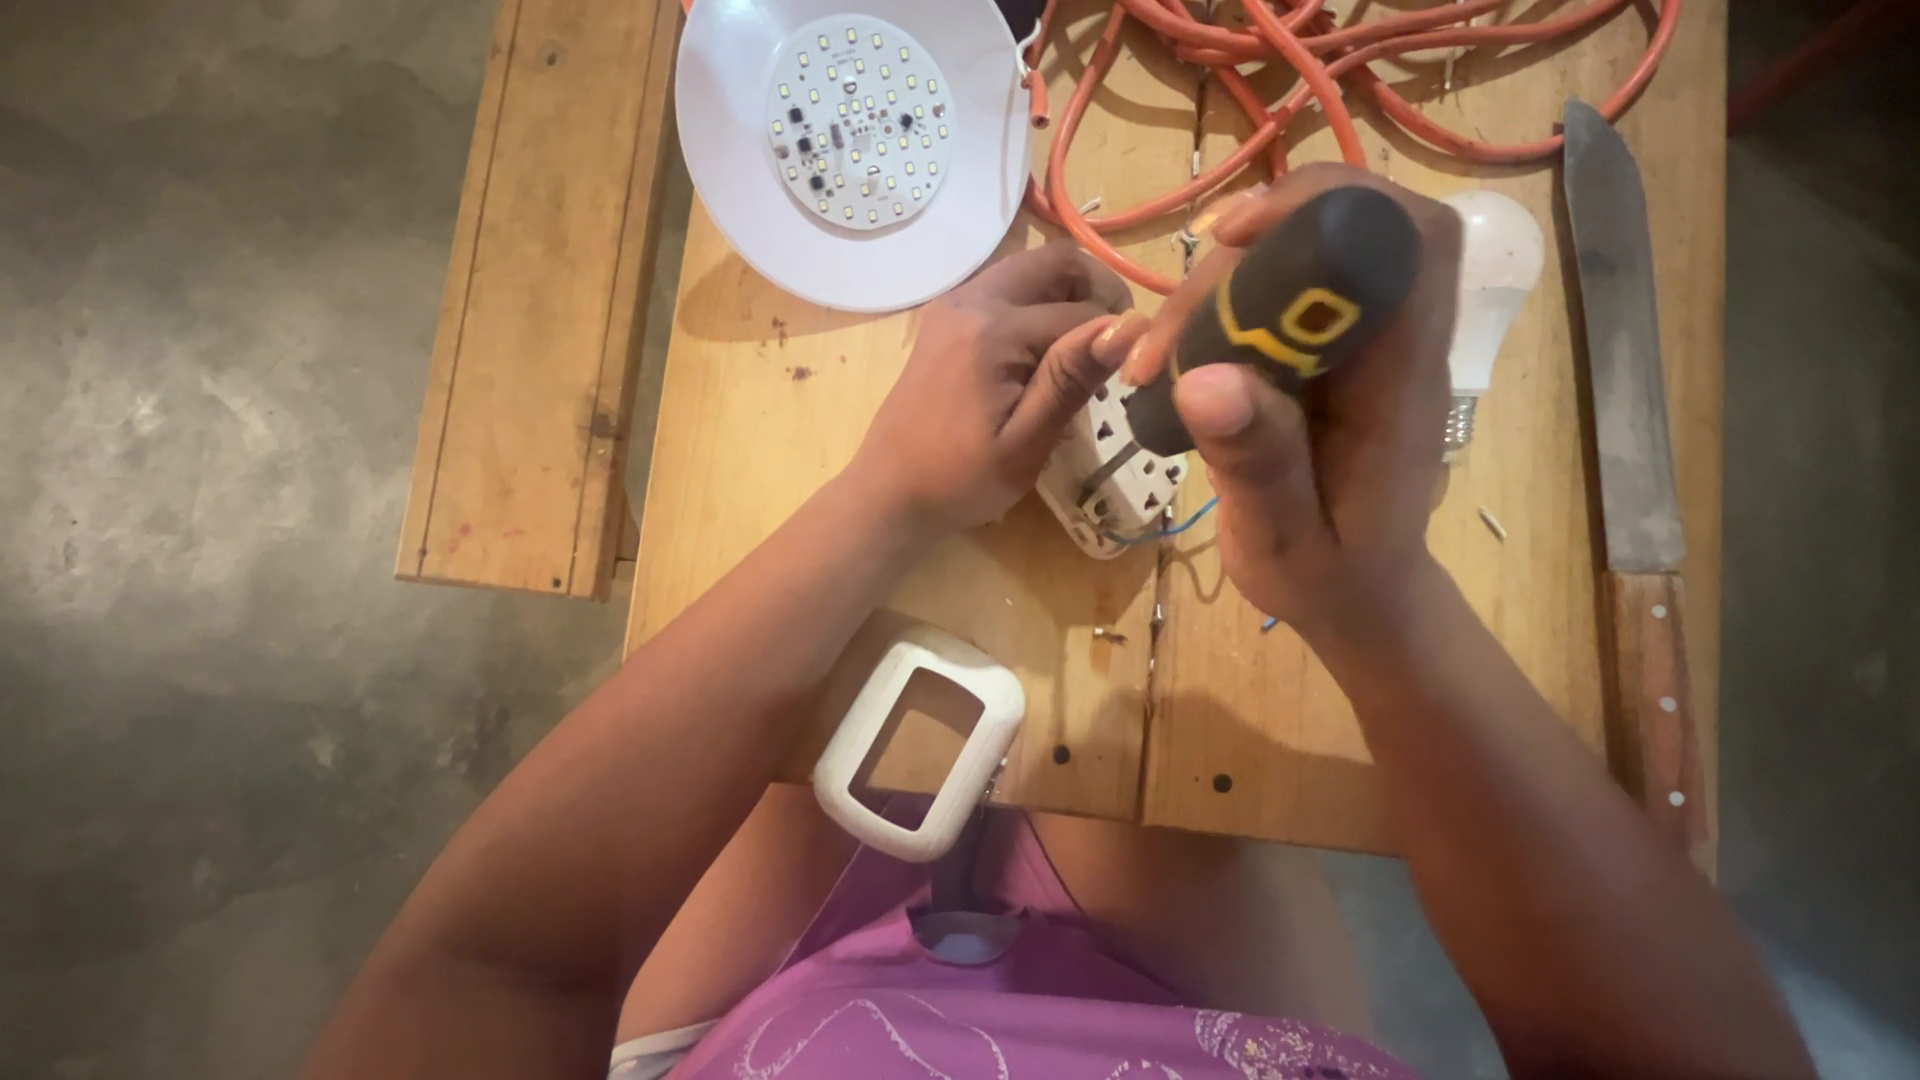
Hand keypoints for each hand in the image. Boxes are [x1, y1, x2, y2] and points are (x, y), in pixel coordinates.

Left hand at [850, 243, 1147, 530]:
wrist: (889, 492)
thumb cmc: (959, 480)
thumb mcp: (1024, 443)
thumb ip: (1071, 379)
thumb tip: (1130, 326)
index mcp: (992, 329)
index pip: (1080, 312)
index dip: (1116, 337)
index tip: (1135, 371)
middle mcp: (970, 298)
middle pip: (1053, 260)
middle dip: (1095, 290)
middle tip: (1113, 343)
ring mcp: (951, 304)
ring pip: (1027, 268)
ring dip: (1064, 294)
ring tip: (1081, 350)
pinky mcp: (943, 318)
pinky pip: (1002, 287)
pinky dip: (1034, 303)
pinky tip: (1040, 352)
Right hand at [1121, 165, 1462, 639]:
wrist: (1358, 598)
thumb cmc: (1331, 577)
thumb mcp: (1284, 538)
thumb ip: (1256, 464)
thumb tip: (1203, 378)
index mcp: (1399, 383)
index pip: (1407, 246)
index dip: (1329, 209)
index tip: (1234, 237)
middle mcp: (1385, 348)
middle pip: (1335, 238)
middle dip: (1239, 261)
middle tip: (1161, 338)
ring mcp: (1350, 351)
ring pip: (1292, 266)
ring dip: (1213, 293)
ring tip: (1150, 360)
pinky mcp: (1317, 362)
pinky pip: (1270, 304)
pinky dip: (1214, 312)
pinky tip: (1172, 354)